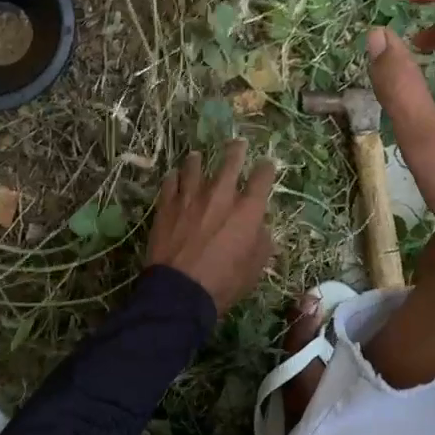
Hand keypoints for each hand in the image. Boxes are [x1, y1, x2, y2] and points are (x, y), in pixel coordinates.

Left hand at [147, 140, 276, 316]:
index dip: (266, 168)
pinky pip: (170, 183)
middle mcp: (220, 196)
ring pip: (194, 167)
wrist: (180, 291)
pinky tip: (173, 175)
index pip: (262, 179)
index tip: (267, 164)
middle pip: (229, 162)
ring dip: (198, 160)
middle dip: (236, 150)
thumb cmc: (224, 283)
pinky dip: (174, 178)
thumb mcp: (254, 268)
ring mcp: (190, 197)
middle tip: (237, 143)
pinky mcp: (167, 205)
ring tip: (198, 155)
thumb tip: (260, 228)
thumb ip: (261, 242)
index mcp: (247, 210)